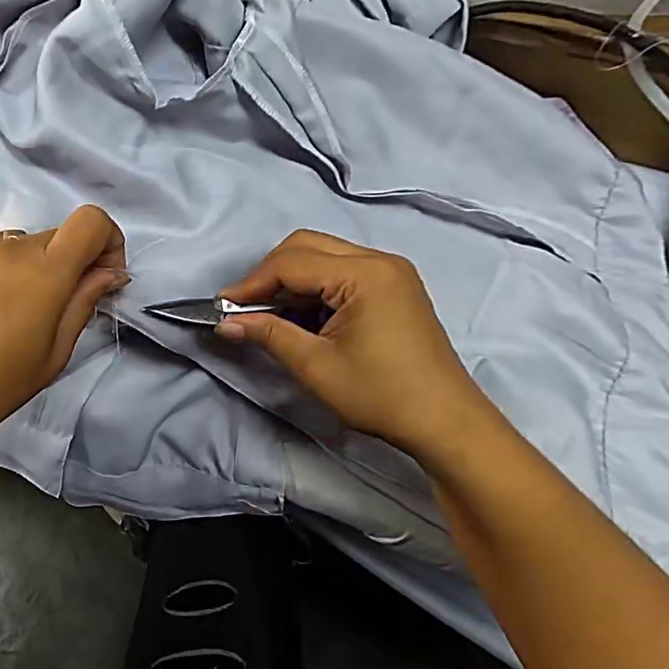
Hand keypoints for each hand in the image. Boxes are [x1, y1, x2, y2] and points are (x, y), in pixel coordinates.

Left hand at [0, 205, 128, 462]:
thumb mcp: (57, 351)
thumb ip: (86, 300)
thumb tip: (111, 272)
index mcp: (44, 273)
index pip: (91, 221)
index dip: (108, 241)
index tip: (103, 273)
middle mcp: (11, 249)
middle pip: (60, 234)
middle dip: (74, 261)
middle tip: (64, 304)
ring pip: (27, 243)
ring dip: (38, 266)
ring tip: (20, 312)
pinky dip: (7, 269)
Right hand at [216, 230, 508, 466]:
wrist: (445, 422)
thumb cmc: (381, 395)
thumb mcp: (315, 366)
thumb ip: (269, 334)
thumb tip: (226, 323)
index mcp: (365, 274)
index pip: (292, 262)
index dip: (252, 283)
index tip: (224, 307)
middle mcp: (380, 261)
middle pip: (306, 246)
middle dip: (269, 274)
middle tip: (246, 308)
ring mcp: (391, 271)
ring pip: (323, 255)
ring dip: (291, 280)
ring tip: (269, 314)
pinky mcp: (394, 286)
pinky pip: (342, 270)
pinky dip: (314, 286)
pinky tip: (302, 316)